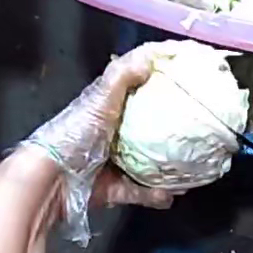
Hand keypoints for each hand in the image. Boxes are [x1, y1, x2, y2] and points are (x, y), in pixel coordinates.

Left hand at [21, 48, 175, 243]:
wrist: (53, 178)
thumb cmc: (75, 133)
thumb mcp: (99, 98)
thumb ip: (123, 76)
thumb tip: (151, 58)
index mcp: (108, 108)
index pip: (138, 88)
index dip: (160, 81)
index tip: (187, 77)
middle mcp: (112, 134)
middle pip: (148, 127)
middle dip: (173, 129)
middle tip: (199, 125)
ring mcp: (113, 162)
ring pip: (149, 163)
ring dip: (170, 167)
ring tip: (193, 166)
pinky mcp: (114, 188)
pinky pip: (140, 191)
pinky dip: (155, 194)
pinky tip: (172, 193)